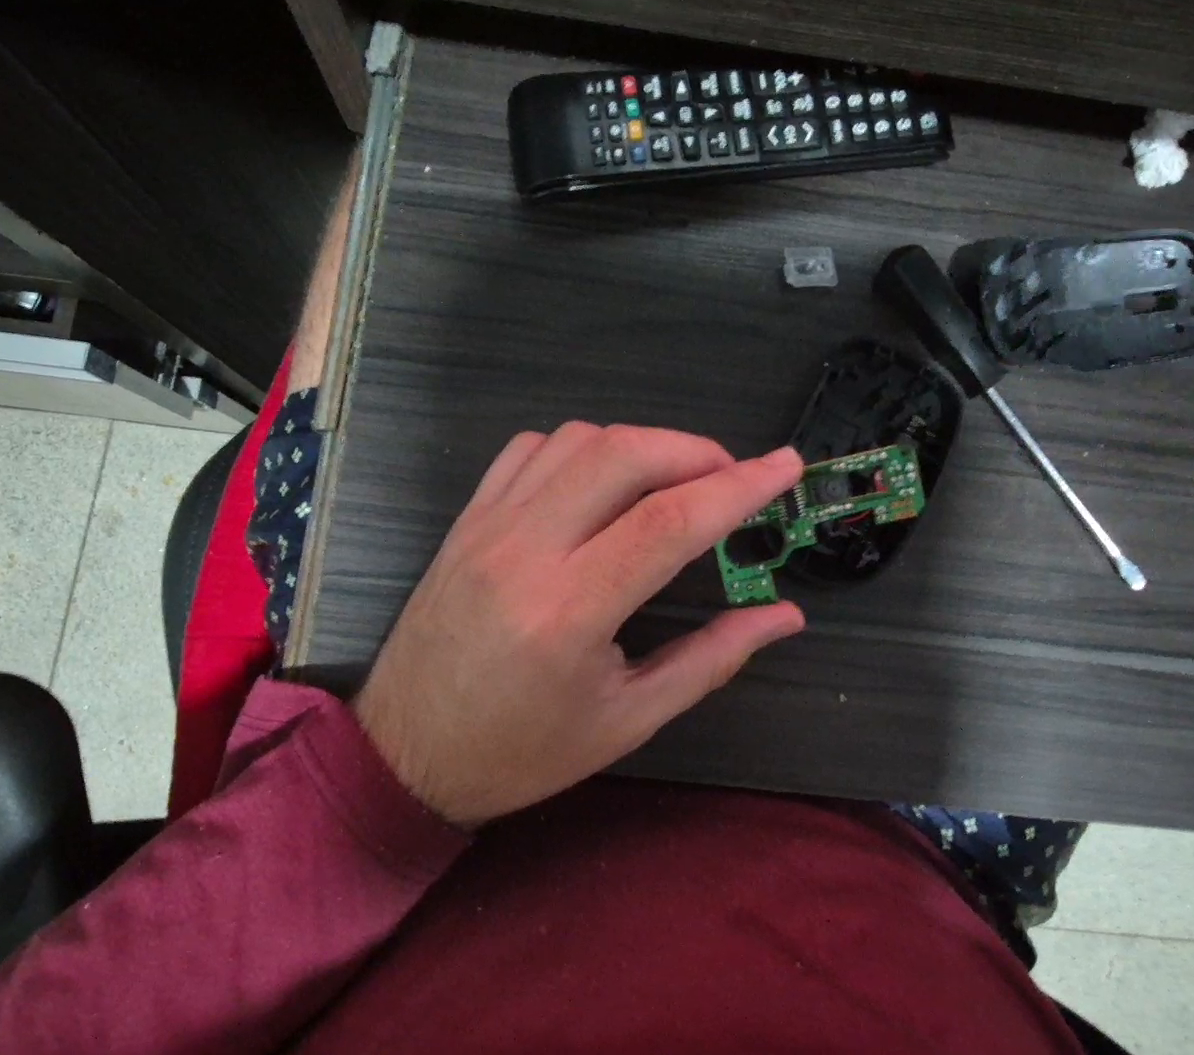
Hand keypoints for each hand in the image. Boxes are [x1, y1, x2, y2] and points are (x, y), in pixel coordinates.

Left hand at [352, 423, 805, 827]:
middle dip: (696, 451)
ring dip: (642, 446)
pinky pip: (529, 450)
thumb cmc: (522, 750)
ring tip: (674, 484)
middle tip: (732, 481)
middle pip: (625, 455)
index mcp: (571, 611)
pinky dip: (581, 450)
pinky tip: (602, 484)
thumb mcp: (628, 720)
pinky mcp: (466, 520)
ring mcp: (488, 526)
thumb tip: (786, 615)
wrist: (406, 753)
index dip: (740, 487)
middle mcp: (525, 550)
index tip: (788, 466)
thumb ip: (712, 659)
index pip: (671, 521)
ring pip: (578, 441)